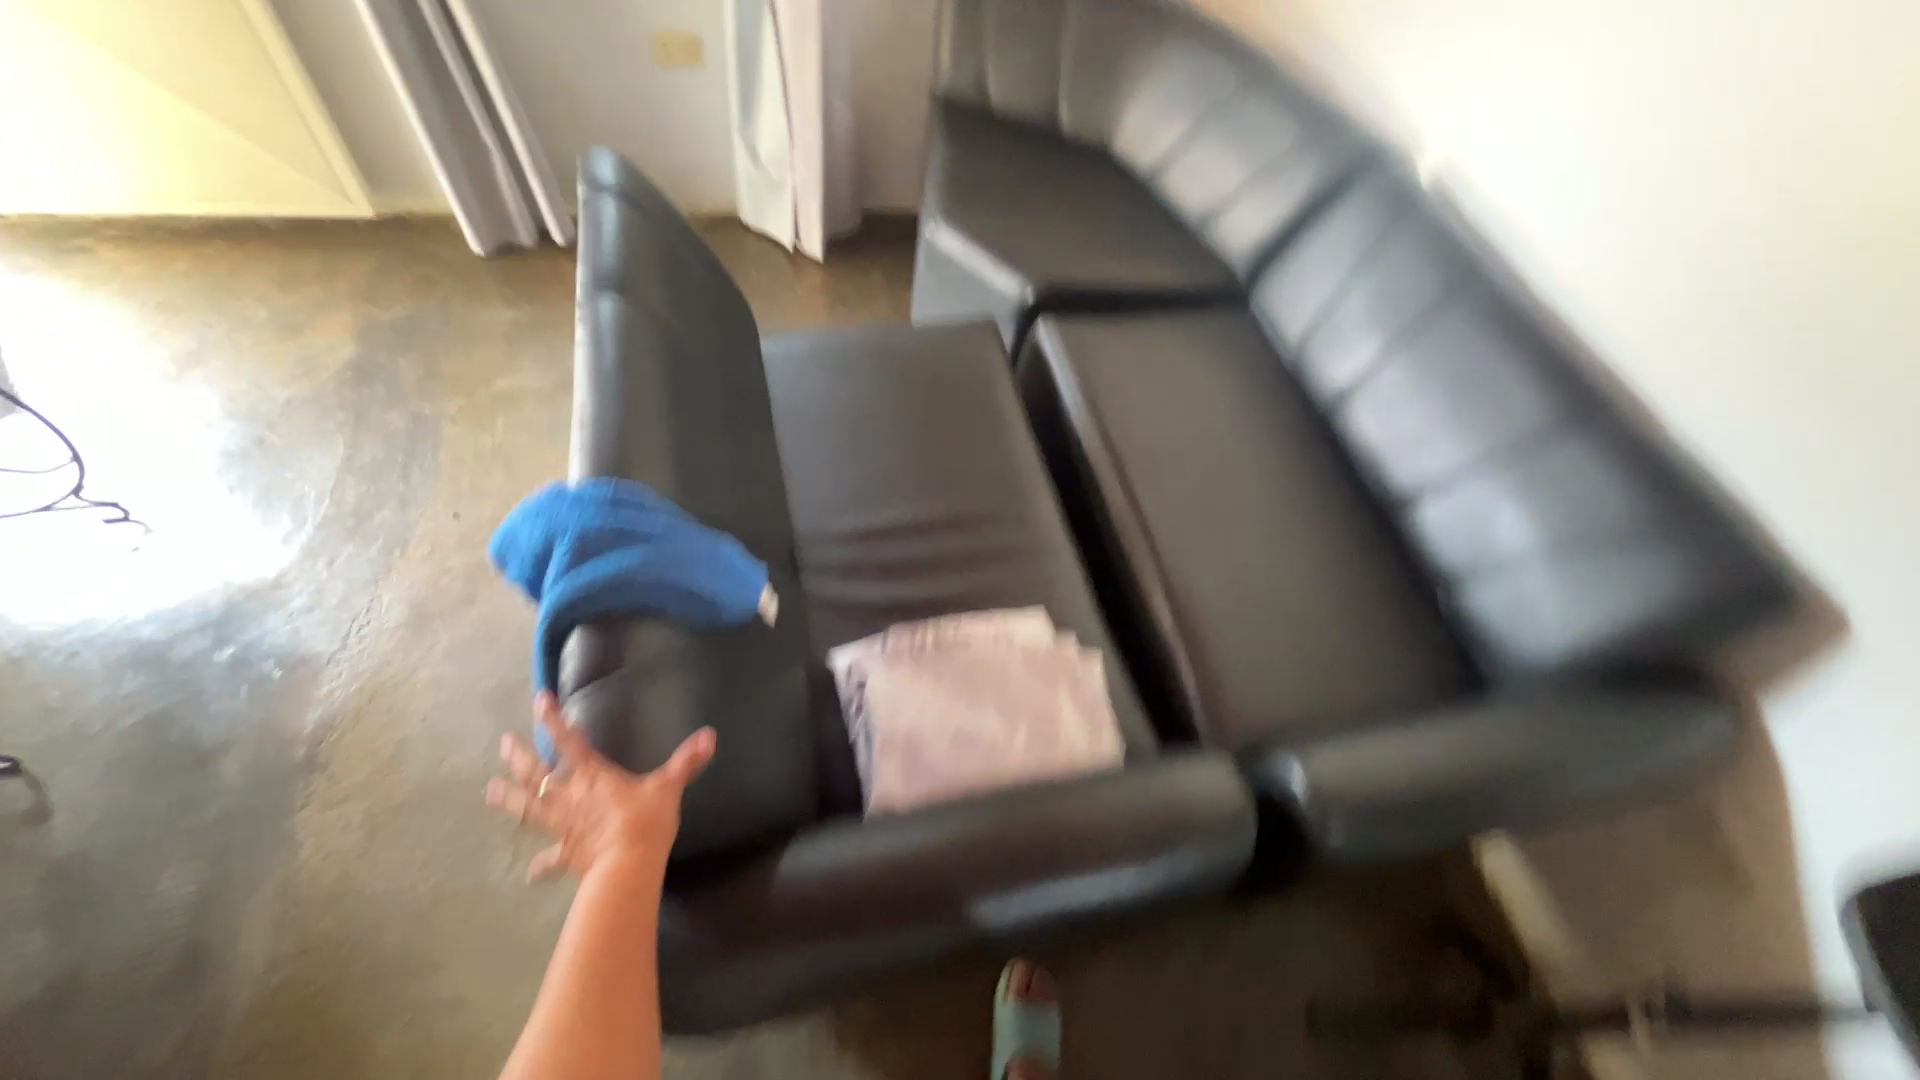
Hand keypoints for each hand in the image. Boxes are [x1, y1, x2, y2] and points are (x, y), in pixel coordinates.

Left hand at [487, 692, 715, 881]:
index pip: (569, 742)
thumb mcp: (669, 787)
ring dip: (509, 800)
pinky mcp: (564, 855)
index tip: (538, 700)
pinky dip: (540, 866)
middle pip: (537, 774)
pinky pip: (549, 860)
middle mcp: (570, 797)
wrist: (627, 866)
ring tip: (490, 792)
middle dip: (519, 757)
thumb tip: (710, 735)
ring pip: (529, 809)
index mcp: (593, 776)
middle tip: (503, 744)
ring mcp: (562, 827)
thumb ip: (686, 761)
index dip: (553, 720)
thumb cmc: (645, 820)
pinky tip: (531, 872)